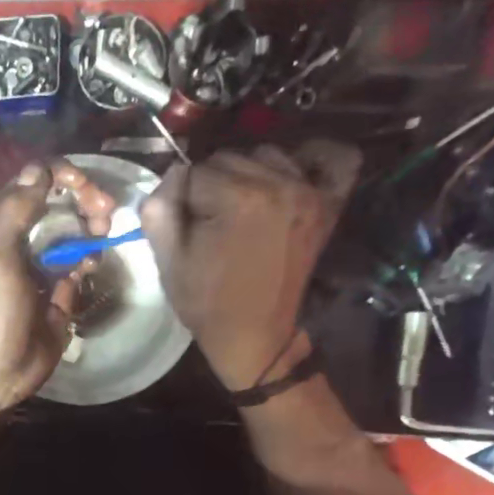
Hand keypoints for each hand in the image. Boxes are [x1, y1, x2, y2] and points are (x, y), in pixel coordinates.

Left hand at [0, 161, 113, 427]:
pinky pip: (79, 262)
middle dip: (82, 199)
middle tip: (105, 209)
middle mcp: (20, 240)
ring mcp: (42, 264)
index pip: (29, 183)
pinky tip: (92, 266)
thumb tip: (39, 169)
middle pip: (56, 203)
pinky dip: (89, 257)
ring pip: (72, 230)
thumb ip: (15, 210)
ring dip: (90, 225)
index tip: (82, 183)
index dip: (57, 175)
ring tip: (104, 233)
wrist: (1, 370)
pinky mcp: (60, 289)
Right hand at [140, 142, 360, 389]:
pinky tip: (292, 178)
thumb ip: (160, 206)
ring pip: (264, 156)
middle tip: (213, 225)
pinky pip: (333, 161)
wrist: (256, 337)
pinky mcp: (326, 206)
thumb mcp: (168, 260)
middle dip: (213, 185)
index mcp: (238, 199)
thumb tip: (175, 171)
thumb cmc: (208, 303)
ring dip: (250, 176)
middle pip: (228, 159)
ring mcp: (309, 194)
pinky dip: (315, 160)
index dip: (184, 201)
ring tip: (244, 212)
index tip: (189, 230)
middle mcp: (279, 185)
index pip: (194, 172)